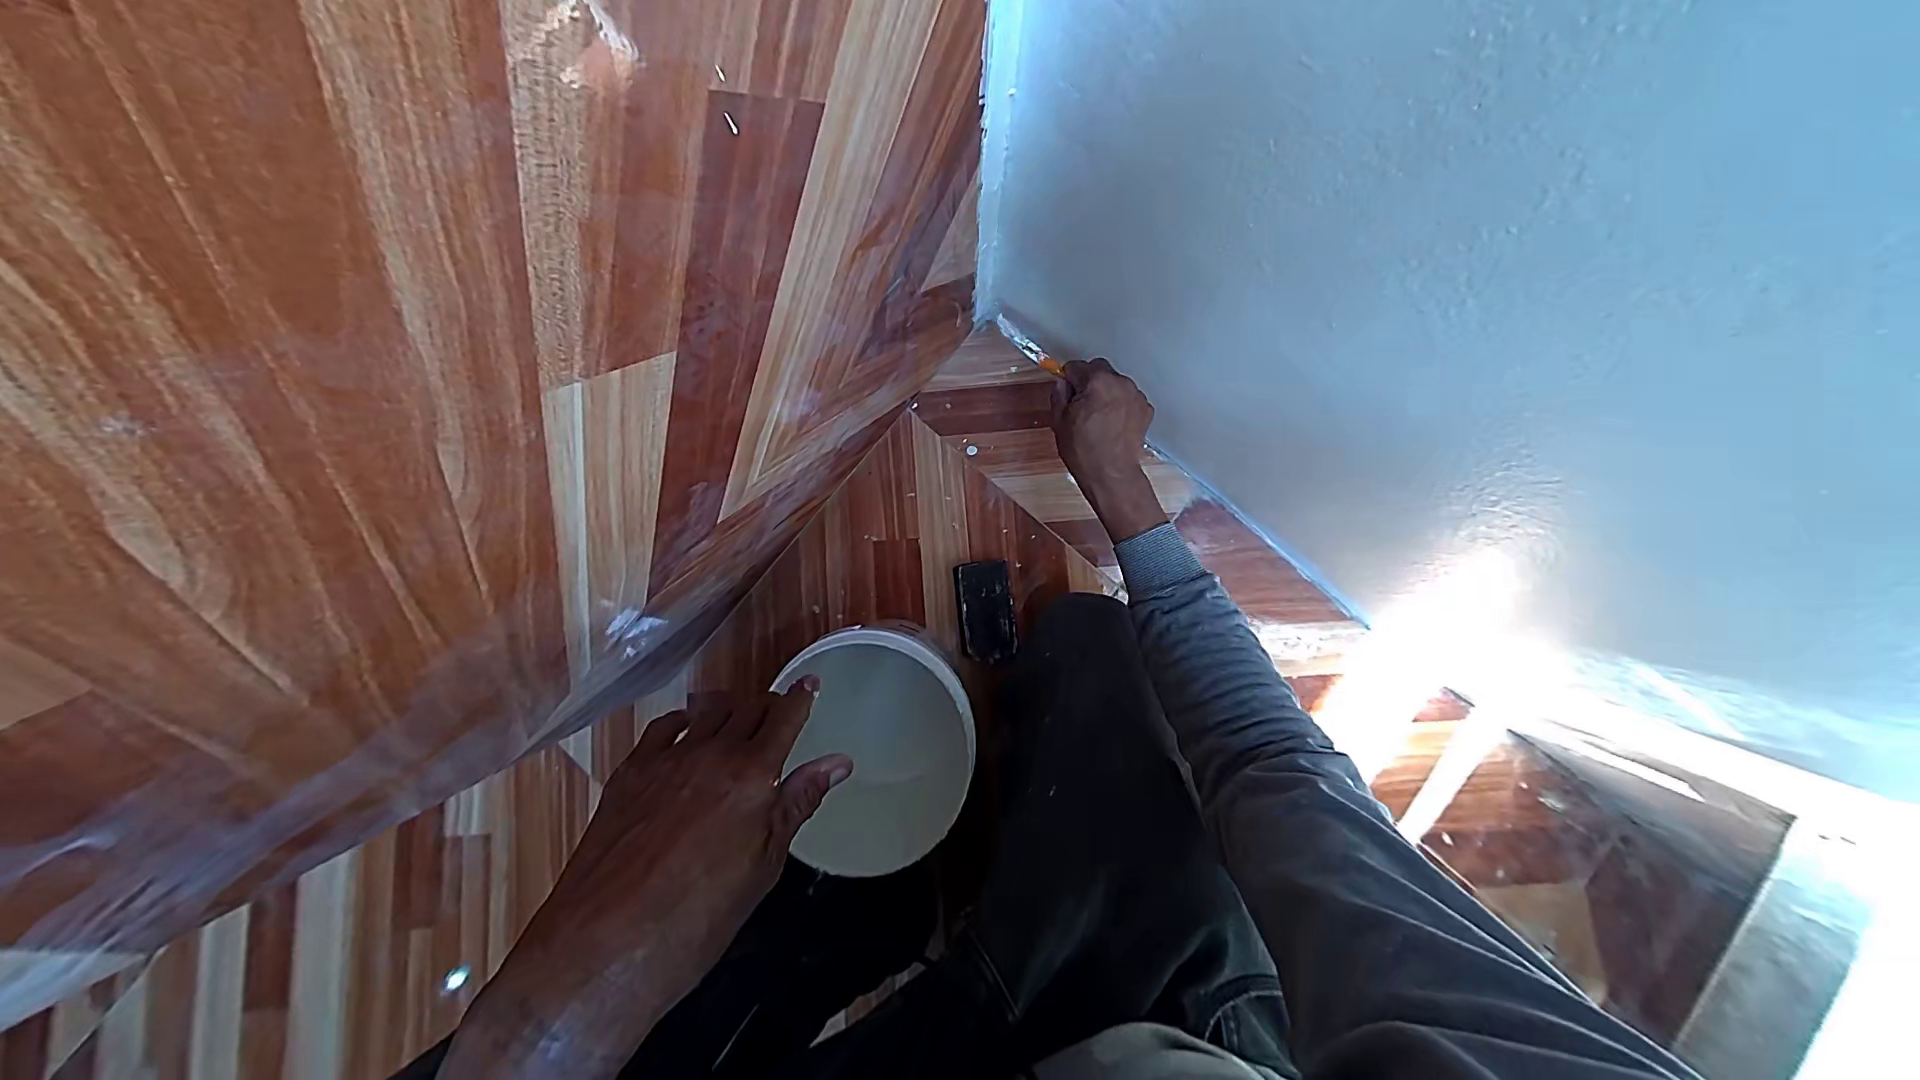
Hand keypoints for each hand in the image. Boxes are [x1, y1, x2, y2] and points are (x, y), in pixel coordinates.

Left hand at [445, 681, 850, 1077]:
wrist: (600, 950)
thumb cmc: (697, 920)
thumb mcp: (763, 867)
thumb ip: (797, 804)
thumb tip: (837, 763)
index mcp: (752, 775)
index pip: (785, 717)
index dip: (801, 697)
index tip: (810, 684)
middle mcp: (712, 754)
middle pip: (748, 706)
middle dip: (768, 704)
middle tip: (778, 715)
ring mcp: (666, 760)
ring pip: (708, 710)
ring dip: (730, 708)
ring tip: (736, 721)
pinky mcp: (629, 773)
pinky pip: (663, 727)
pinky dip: (684, 722)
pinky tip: (686, 733)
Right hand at [1050, 358, 1167, 542]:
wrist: (1110, 474)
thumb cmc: (1085, 451)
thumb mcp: (1059, 421)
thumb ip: (1059, 395)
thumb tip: (1062, 384)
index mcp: (1097, 381)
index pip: (1077, 366)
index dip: (1068, 378)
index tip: (1065, 388)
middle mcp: (1120, 383)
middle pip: (1099, 370)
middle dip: (1089, 382)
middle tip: (1080, 404)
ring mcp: (1135, 396)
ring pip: (1115, 384)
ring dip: (1106, 393)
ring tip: (1097, 418)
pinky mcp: (1145, 409)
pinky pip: (1128, 398)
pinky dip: (1119, 405)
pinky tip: (1110, 424)